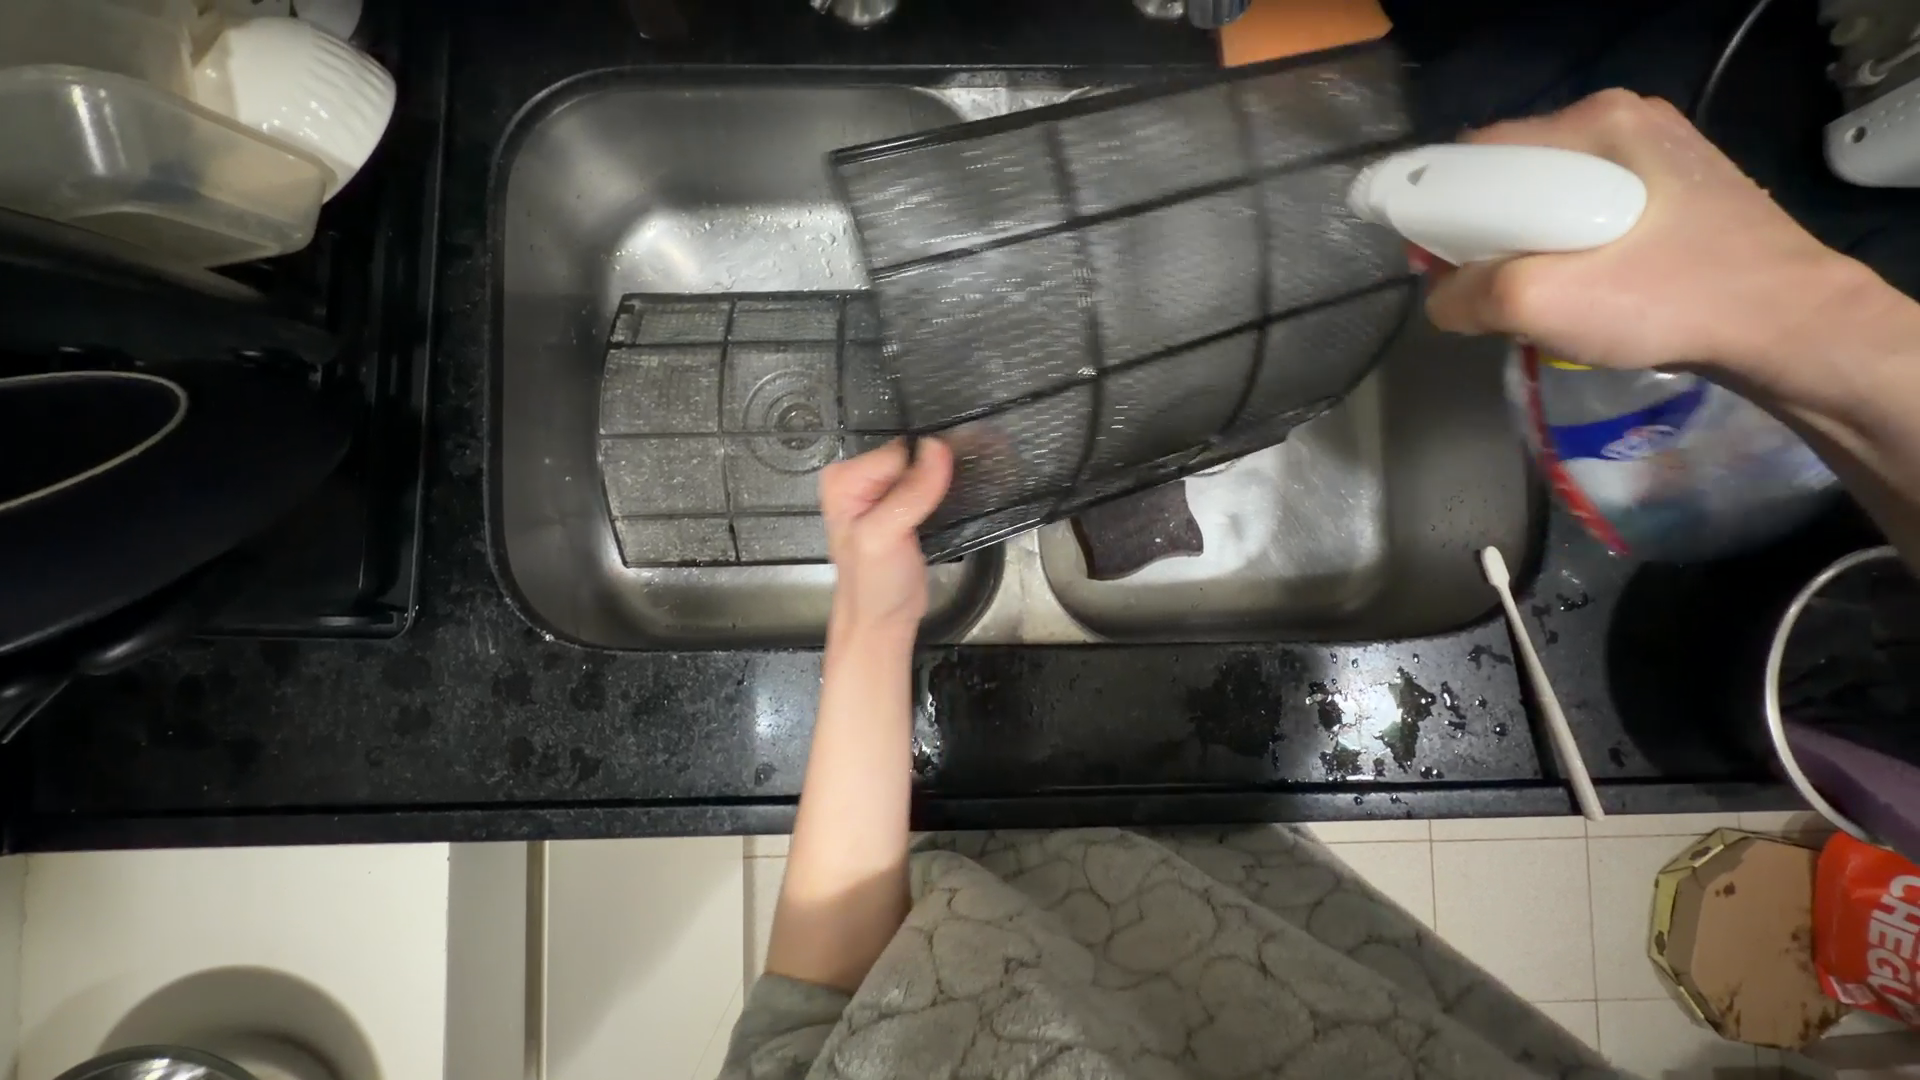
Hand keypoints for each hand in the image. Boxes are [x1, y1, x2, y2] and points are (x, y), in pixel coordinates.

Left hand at [819, 438, 952, 634]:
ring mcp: (881, 492)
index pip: (897, 452)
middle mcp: (858, 479)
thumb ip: (911, 492)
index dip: (917, 474)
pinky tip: (936, 516)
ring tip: (930, 517)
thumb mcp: (885, 536)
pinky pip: (929, 485)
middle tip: (924, 514)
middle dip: (927, 479)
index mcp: (842, 478)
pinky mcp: (902, 506)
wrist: (883, 619)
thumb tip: (937, 448)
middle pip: (911, 458)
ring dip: (937, 487)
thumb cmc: (873, 585)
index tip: (921, 503)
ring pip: (923, 470)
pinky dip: (940, 495)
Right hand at [1424, 89, 1868, 378]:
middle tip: (1468, 285)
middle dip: (1473, 232)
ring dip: (1509, 247)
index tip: (1424, 258)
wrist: (1784, 324)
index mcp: (1596, 124)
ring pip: (1536, 200)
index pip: (1476, 154)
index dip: (1434, 205)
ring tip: (1515, 293)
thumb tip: (1439, 298)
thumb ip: (1464, 297)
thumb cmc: (1667, 299)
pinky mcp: (1660, 193)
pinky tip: (1558, 285)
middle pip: (1505, 177)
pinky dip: (1547, 249)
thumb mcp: (1540, 304)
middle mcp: (1620, 126)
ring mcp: (1646, 157)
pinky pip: (1571, 214)